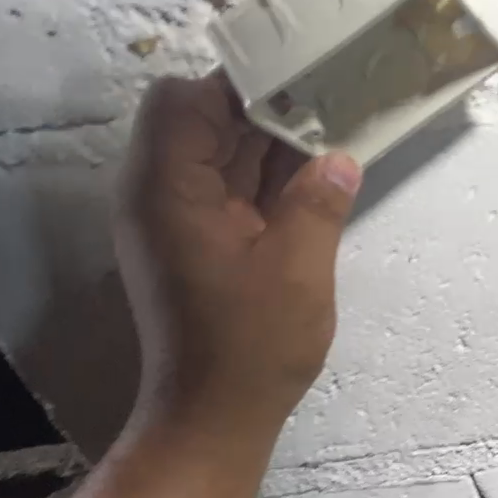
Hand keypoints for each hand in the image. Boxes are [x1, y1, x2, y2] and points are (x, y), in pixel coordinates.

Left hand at [113, 72, 360, 432]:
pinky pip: (228, 197)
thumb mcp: (300, 270)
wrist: (219, 408)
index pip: (185, 101)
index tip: (303, 92)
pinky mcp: (197, 247)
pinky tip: (312, 189)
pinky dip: (266, 187)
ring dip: (269, 153)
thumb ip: (317, 206)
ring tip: (329, 147)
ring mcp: (177, 222)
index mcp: (167, 189)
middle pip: (200, 126)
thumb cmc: (255, 342)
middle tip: (329, 116)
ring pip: (218, 162)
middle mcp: (159, 195)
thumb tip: (339, 160)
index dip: (240, 88)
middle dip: (263, 118)